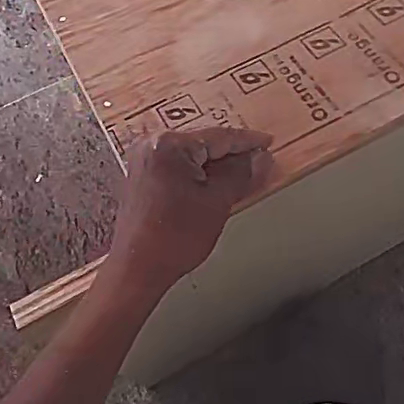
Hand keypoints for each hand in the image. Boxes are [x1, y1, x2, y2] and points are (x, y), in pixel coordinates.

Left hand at [106, 127, 274, 293]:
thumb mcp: (218, 201)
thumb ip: (241, 173)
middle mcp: (150, 146)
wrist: (138, 267)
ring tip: (241, 175)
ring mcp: (142, 161)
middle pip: (202, 143)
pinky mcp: (140, 177)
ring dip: (214, 165)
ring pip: (189, 155)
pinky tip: (214, 184)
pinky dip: (196, 173)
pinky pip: (176, 166)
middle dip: (231, 153)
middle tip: (259, 160)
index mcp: (168, 145)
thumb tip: (258, 158)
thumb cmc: (172, 238)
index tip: (266, 142)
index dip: (247, 141)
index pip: (218, 136)